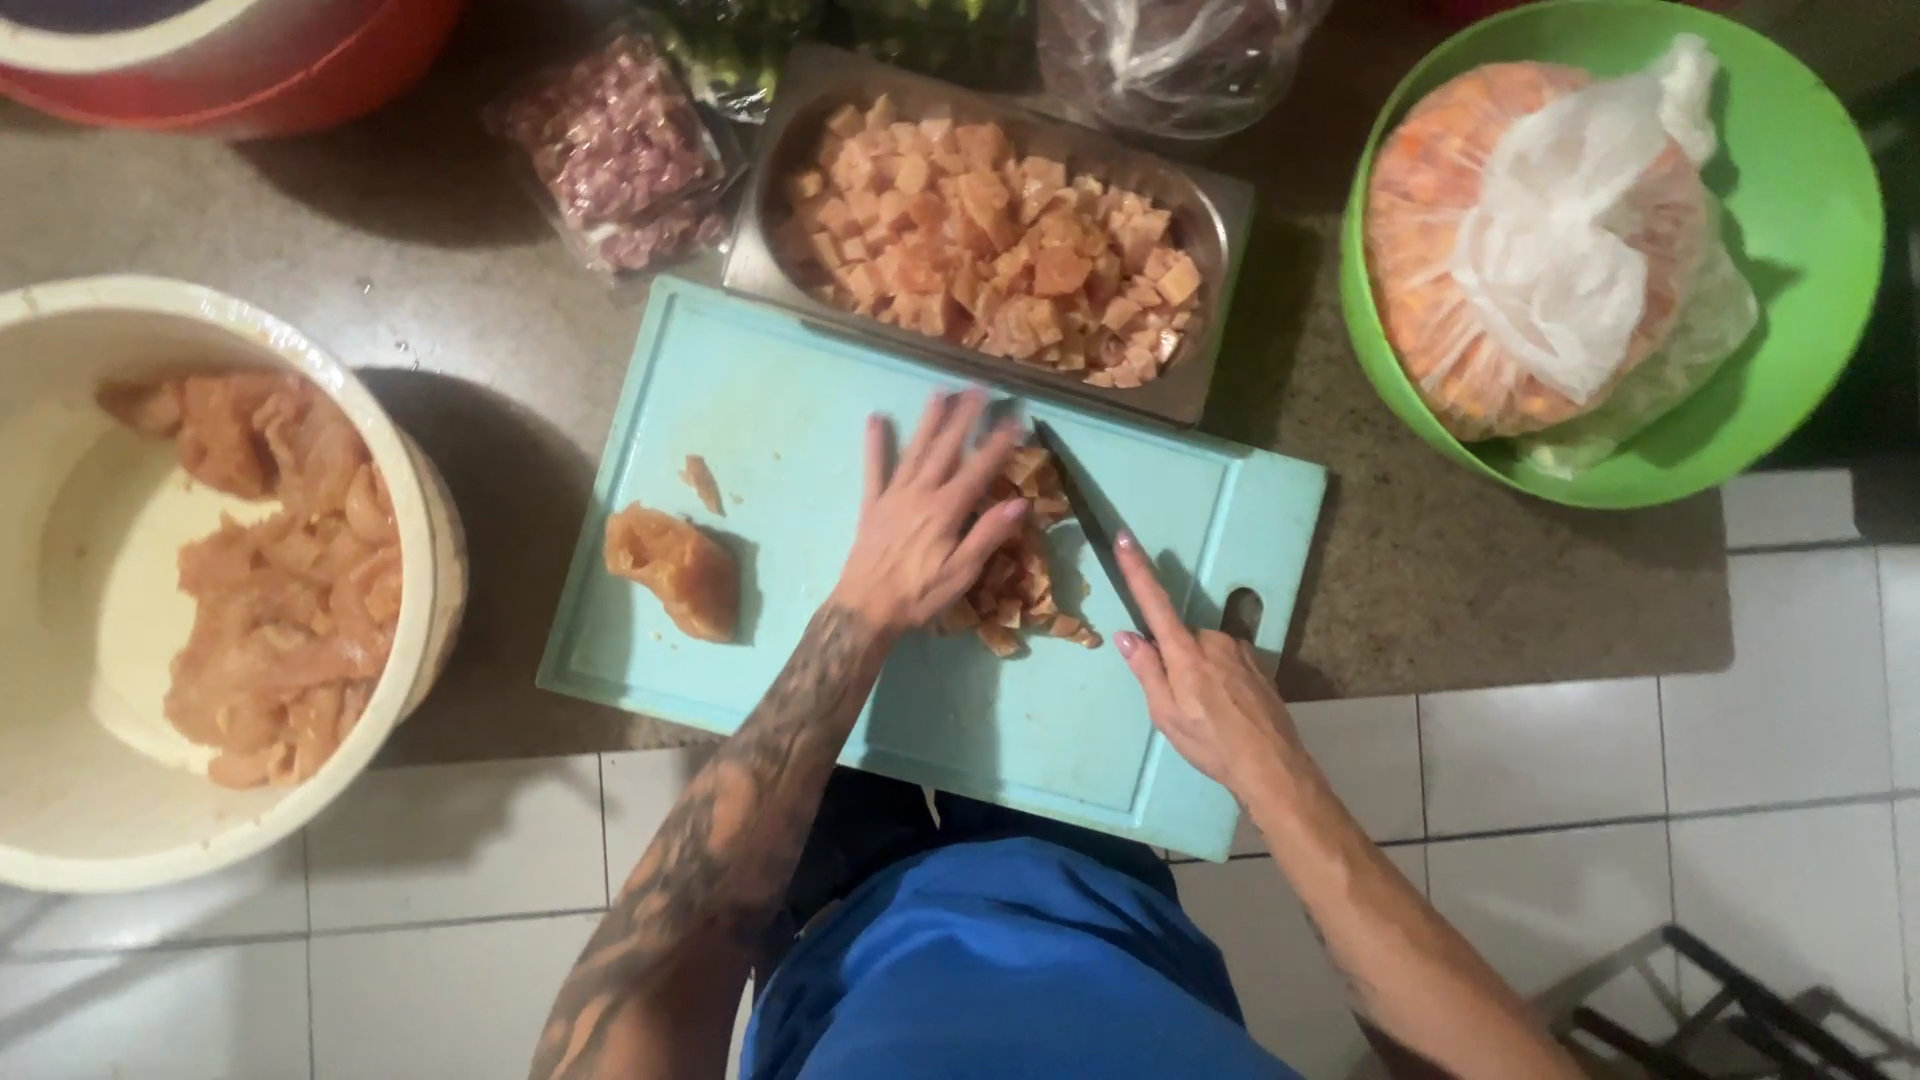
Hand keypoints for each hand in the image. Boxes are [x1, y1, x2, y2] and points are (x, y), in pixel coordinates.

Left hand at [832, 389, 1028, 634]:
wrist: (865, 609)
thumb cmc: (919, 596)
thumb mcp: (961, 572)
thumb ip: (988, 535)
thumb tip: (1020, 503)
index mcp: (946, 511)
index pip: (978, 470)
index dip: (997, 444)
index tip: (1014, 419)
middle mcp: (920, 494)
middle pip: (946, 449)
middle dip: (965, 418)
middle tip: (978, 388)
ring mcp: (893, 496)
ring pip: (915, 450)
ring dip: (929, 420)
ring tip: (940, 392)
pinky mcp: (872, 505)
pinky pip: (873, 469)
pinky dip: (875, 443)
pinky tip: (875, 419)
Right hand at [1110, 531, 1302, 791]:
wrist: (1273, 766)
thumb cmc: (1211, 744)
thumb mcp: (1166, 714)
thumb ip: (1146, 670)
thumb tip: (1127, 634)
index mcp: (1185, 652)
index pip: (1154, 602)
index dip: (1136, 568)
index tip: (1125, 537)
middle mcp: (1214, 640)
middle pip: (1180, 636)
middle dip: (1174, 659)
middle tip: (1181, 702)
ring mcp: (1240, 649)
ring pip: (1204, 649)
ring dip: (1199, 670)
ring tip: (1208, 711)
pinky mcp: (1258, 661)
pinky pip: (1225, 659)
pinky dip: (1220, 677)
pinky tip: (1228, 707)